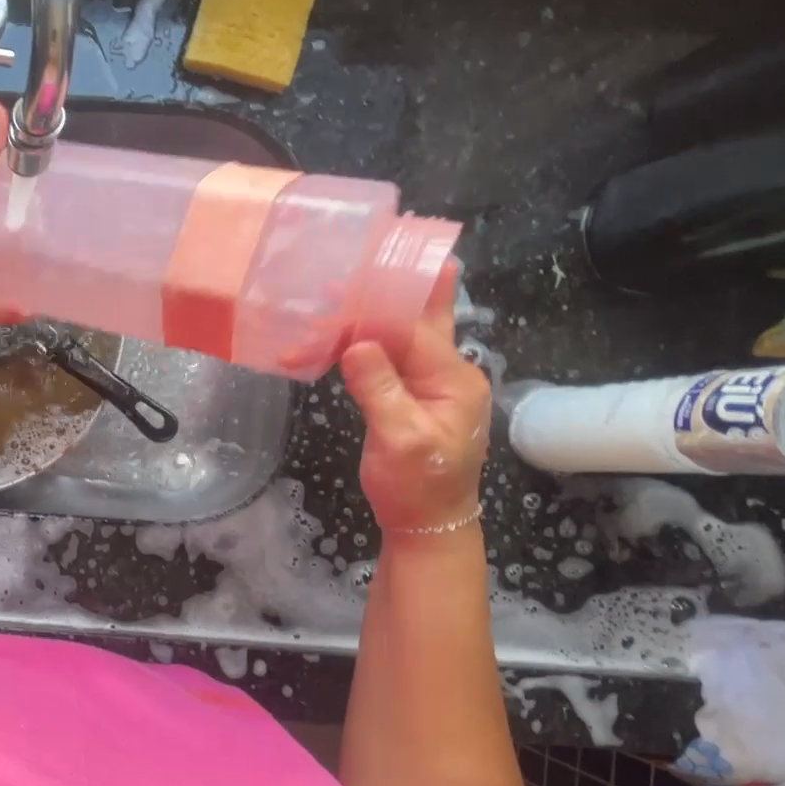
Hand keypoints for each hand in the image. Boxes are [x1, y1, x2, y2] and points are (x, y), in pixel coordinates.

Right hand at [339, 263, 491, 535]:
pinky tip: (340, 336)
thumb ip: (381, 391)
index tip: (363, 268)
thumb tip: (357, 345)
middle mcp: (446, 372)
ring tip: (333, 296)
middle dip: (389, 290)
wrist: (427, 522)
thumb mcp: (400, 440)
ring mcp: (429, 384)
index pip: (415, 326)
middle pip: (419, 319)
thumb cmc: (417, 484)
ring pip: (399, 337)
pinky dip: (363, 344)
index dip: (386, 299)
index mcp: (451, 378)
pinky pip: (388, 359)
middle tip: (356, 263)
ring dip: (367, 318)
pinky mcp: (410, 396)